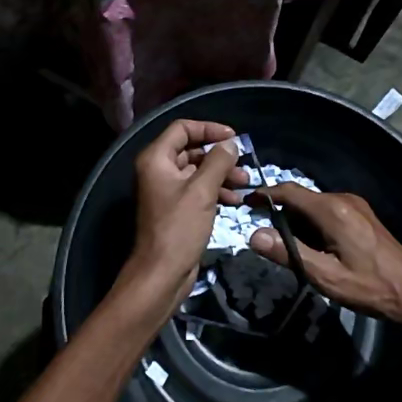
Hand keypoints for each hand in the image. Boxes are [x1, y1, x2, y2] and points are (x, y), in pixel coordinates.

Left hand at [114, 119, 250, 324]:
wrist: (162, 272)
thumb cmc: (179, 228)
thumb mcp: (202, 191)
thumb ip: (218, 162)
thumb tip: (231, 143)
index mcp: (156, 159)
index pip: (182, 129)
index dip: (209, 129)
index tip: (234, 138)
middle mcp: (158, 170)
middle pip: (191, 149)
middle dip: (219, 156)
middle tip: (243, 165)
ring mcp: (166, 190)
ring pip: (197, 171)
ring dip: (221, 174)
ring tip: (245, 184)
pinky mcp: (176, 208)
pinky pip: (197, 190)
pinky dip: (215, 191)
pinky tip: (234, 200)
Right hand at [249, 184, 401, 341]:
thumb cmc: (369, 286)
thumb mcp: (325, 275)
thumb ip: (289, 253)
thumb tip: (254, 235)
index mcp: (332, 210)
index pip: (289, 191)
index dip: (265, 194)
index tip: (246, 202)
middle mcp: (343, 200)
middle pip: (301, 198)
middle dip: (281, 213)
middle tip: (265, 235)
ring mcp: (356, 206)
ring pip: (314, 206)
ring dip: (298, 221)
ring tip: (288, 246)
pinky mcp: (363, 216)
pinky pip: (329, 211)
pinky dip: (313, 224)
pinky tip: (313, 247)